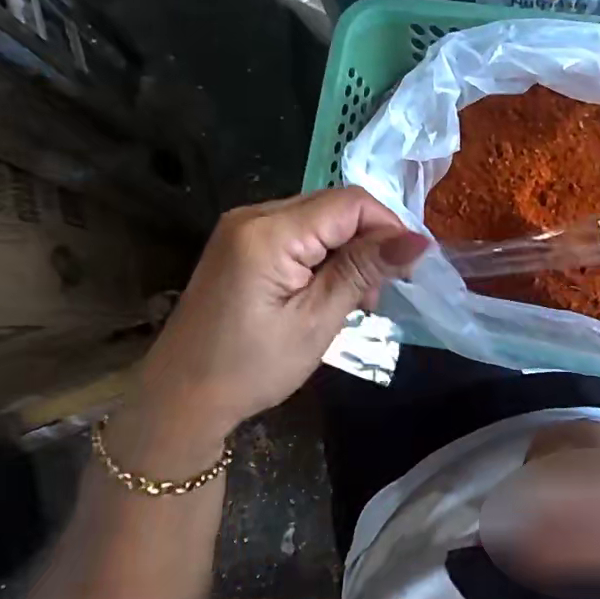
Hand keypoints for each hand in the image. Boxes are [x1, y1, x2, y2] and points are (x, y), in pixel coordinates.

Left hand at [132, 188, 429, 440]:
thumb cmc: (250, 368)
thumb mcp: (315, 322)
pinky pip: (295, 232)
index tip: (410, 267)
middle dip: (368, 240)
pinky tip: (326, 289)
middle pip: (332, 205)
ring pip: (316, 218)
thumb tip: (418, 239)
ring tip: (355, 298)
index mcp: (268, 232)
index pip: (349, 202)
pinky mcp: (239, 243)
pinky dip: (321, 254)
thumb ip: (362, 270)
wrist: (181, 396)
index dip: (388, 226)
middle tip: (378, 292)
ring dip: (346, 249)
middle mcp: (252, 214)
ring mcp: (242, 227)